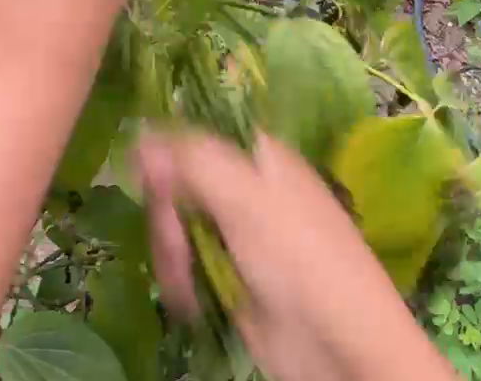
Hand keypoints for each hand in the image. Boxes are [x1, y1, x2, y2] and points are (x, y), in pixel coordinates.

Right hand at [137, 130, 459, 380]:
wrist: (341, 346)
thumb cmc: (300, 257)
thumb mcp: (247, 199)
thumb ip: (192, 162)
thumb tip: (139, 134)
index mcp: (257, 155)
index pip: (196, 137)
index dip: (167, 154)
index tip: (146, 179)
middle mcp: (245, 188)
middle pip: (180, 183)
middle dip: (168, 215)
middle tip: (175, 243)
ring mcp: (237, 234)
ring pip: (178, 225)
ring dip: (171, 253)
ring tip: (184, 282)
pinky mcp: (229, 276)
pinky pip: (186, 264)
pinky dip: (180, 279)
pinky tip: (189, 298)